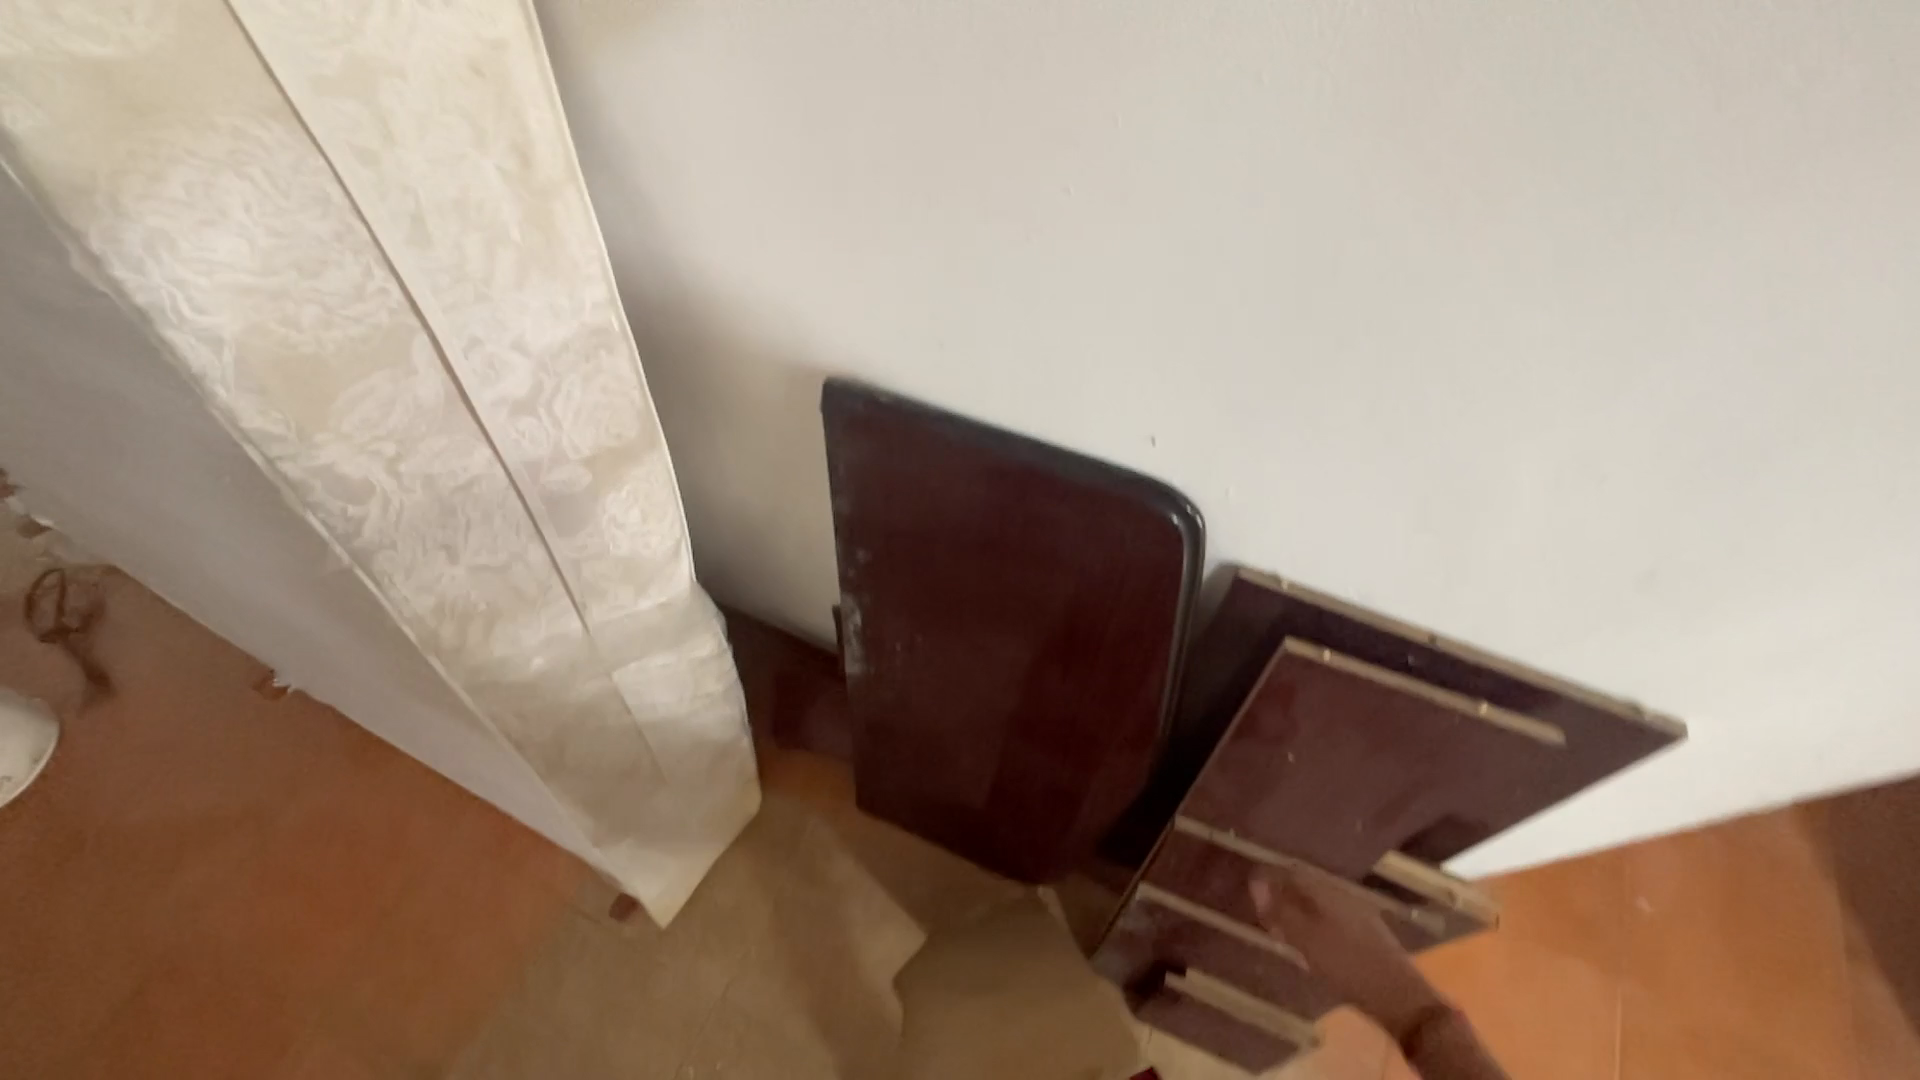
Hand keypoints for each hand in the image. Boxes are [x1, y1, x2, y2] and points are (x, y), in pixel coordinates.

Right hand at [1248, 865, 1445, 1037]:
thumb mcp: (1305, 939)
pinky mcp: (1367, 930)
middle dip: (1281, 893)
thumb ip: (1280, 910)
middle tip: (1264, 911)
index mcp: (1326, 889)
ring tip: (1283, 929)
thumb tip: (1257, 884)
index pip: (1289, 871)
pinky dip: (1313, 922)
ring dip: (1297, 909)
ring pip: (1318, 901)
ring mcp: (1358, 910)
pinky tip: (1310, 941)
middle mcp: (1342, 893)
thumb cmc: (1347, 965)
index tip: (1250, 889)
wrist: (1400, 997)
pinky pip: (1331, 915)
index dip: (1267, 877)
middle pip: (1304, 884)